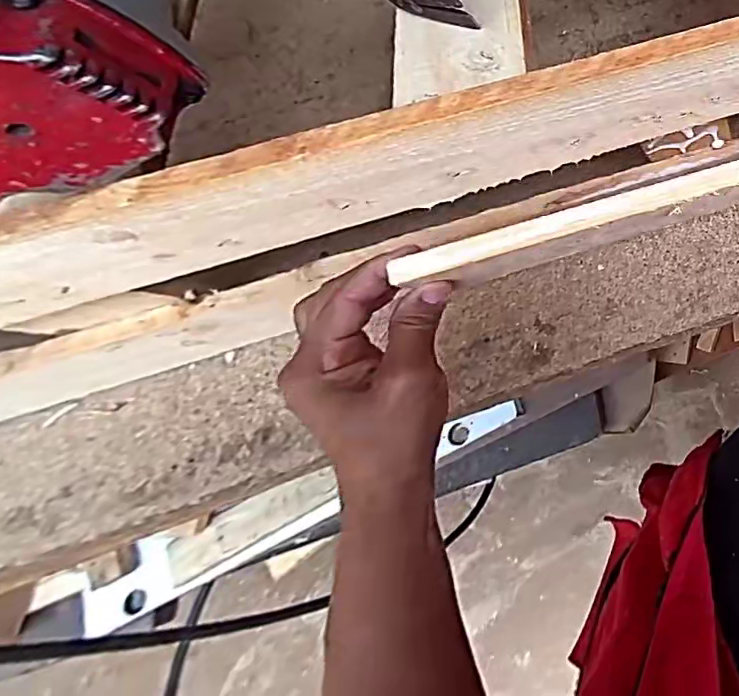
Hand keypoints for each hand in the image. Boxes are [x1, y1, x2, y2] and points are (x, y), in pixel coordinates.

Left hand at [279, 249, 453, 499]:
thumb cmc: (392, 443)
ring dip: (373, 289)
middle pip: (330, 301)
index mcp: (312, 368)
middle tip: (412, 260)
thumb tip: (430, 287)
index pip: (342, 304)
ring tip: (411, 273)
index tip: (411, 255)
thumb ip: (417, 327)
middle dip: (370, 276)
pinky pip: (354, 325)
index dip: (377, 274)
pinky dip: (378, 306)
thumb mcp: (411, 379)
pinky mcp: (343, 371)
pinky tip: (401, 298)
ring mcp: (322, 368)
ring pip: (338, 311)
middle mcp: (308, 365)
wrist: (389, 482)